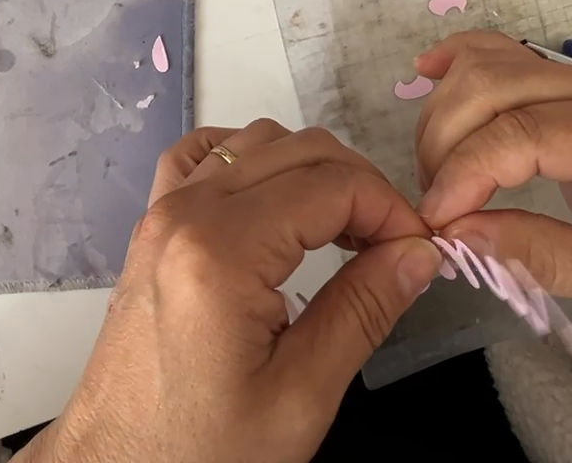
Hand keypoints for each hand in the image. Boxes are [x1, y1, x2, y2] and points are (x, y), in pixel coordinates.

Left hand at [18, 120, 444, 462]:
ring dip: (312, 168)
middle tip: (392, 242)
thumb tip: (418, 252)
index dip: (388, 207)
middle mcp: (188, 210)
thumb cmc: (200, 453)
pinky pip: (203, 153)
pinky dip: (249, 155)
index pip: (331, 185)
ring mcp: (164, 209)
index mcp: (223, 249)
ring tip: (343, 226)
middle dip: (359, 185)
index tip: (418, 247)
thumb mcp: (299, 397)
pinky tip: (272, 191)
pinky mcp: (154, 222)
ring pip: (257, 139)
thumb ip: (363, 310)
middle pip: (299, 149)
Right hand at [412, 32, 571, 433]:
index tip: (434, 220)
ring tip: (438, 174)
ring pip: (489, 64)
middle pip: (497, 85)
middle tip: (435, 206)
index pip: (527, 131)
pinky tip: (428, 73)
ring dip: (446, 113)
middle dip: (447, 143)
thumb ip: (536, 253)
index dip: (468, 171)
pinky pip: (501, 52)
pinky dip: (458, 62)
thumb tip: (454, 230)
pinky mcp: (568, 77)